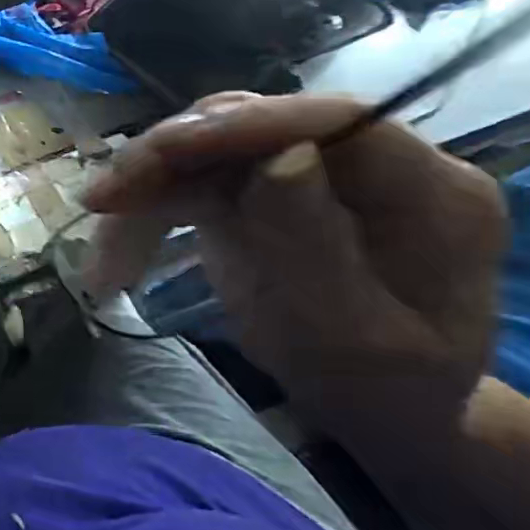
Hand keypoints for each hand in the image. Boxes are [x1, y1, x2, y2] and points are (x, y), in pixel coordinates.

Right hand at [83, 92, 507, 429]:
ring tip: (100, 252)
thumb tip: (281, 156)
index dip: (244, 125)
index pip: (332, 121)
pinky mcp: (256, 193)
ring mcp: (303, 175)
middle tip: (103, 201)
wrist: (369, 408)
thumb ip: (320, 247)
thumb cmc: (383, 390)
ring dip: (142, 190)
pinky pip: (187, 184)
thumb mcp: (358, 339)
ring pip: (205, 150)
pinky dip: (143, 217)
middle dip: (169, 157)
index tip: (160, 151)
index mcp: (429, 190)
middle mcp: (362, 165)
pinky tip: (112, 262)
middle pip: (252, 126)